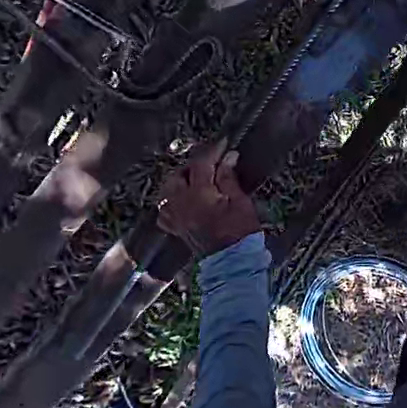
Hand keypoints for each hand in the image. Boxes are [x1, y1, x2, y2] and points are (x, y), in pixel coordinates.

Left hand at [157, 140, 261, 256]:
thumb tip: (227, 157)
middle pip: (178, 175)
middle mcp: (181, 204)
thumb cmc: (241, 233)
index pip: (201, 164)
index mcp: (198, 195)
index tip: (223, 143)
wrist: (234, 264)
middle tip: (212, 162)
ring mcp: (175, 218)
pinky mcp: (176, 229)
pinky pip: (165, 210)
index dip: (212, 150)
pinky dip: (172, 201)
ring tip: (198, 178)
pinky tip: (183, 200)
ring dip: (181, 180)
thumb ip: (229, 178)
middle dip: (193, 165)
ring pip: (168, 190)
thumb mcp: (240, 201)